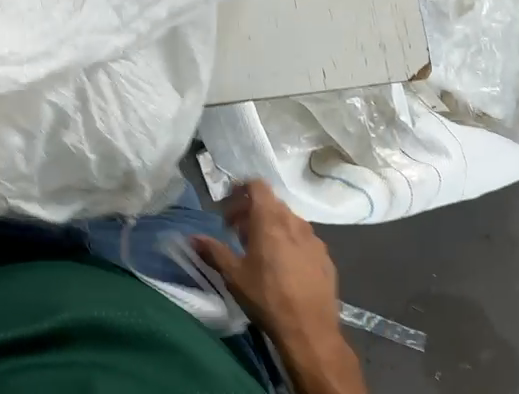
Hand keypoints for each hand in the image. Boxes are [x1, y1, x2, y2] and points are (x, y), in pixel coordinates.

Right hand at [193, 182, 360, 390]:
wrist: (310, 332)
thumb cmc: (267, 298)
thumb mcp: (234, 275)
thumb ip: (213, 251)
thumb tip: (192, 238)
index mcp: (270, 220)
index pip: (258, 186)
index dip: (241, 189)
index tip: (229, 207)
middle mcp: (295, 223)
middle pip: (272, 203)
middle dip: (253, 212)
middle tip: (238, 233)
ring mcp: (314, 240)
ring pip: (290, 221)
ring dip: (273, 227)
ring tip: (261, 250)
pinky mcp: (326, 258)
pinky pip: (305, 240)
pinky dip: (291, 243)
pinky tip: (285, 267)